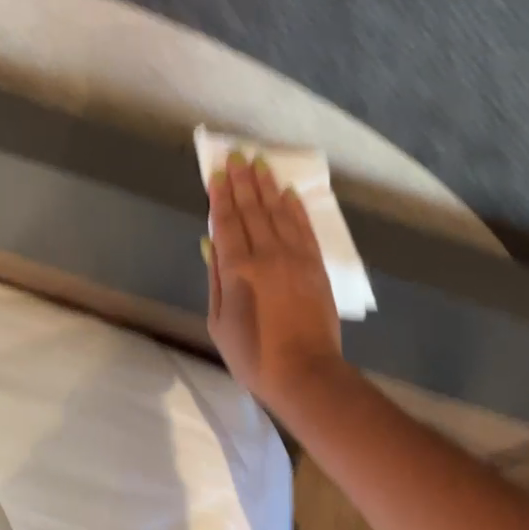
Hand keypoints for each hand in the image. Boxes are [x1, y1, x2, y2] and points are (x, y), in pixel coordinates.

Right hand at [204, 152, 347, 405]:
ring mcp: (295, 257)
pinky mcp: (315, 266)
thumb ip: (216, 280)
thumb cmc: (253, 355)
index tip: (217, 173)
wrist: (304, 372)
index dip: (221, 195)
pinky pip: (303, 229)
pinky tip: (287, 194)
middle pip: (253, 209)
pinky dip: (294, 209)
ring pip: (278, 213)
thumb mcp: (219, 322)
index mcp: (238, 269)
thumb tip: (213, 244)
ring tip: (260, 165)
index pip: (227, 221)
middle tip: (238, 157)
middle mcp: (267, 254)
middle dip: (243, 181)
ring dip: (268, 187)